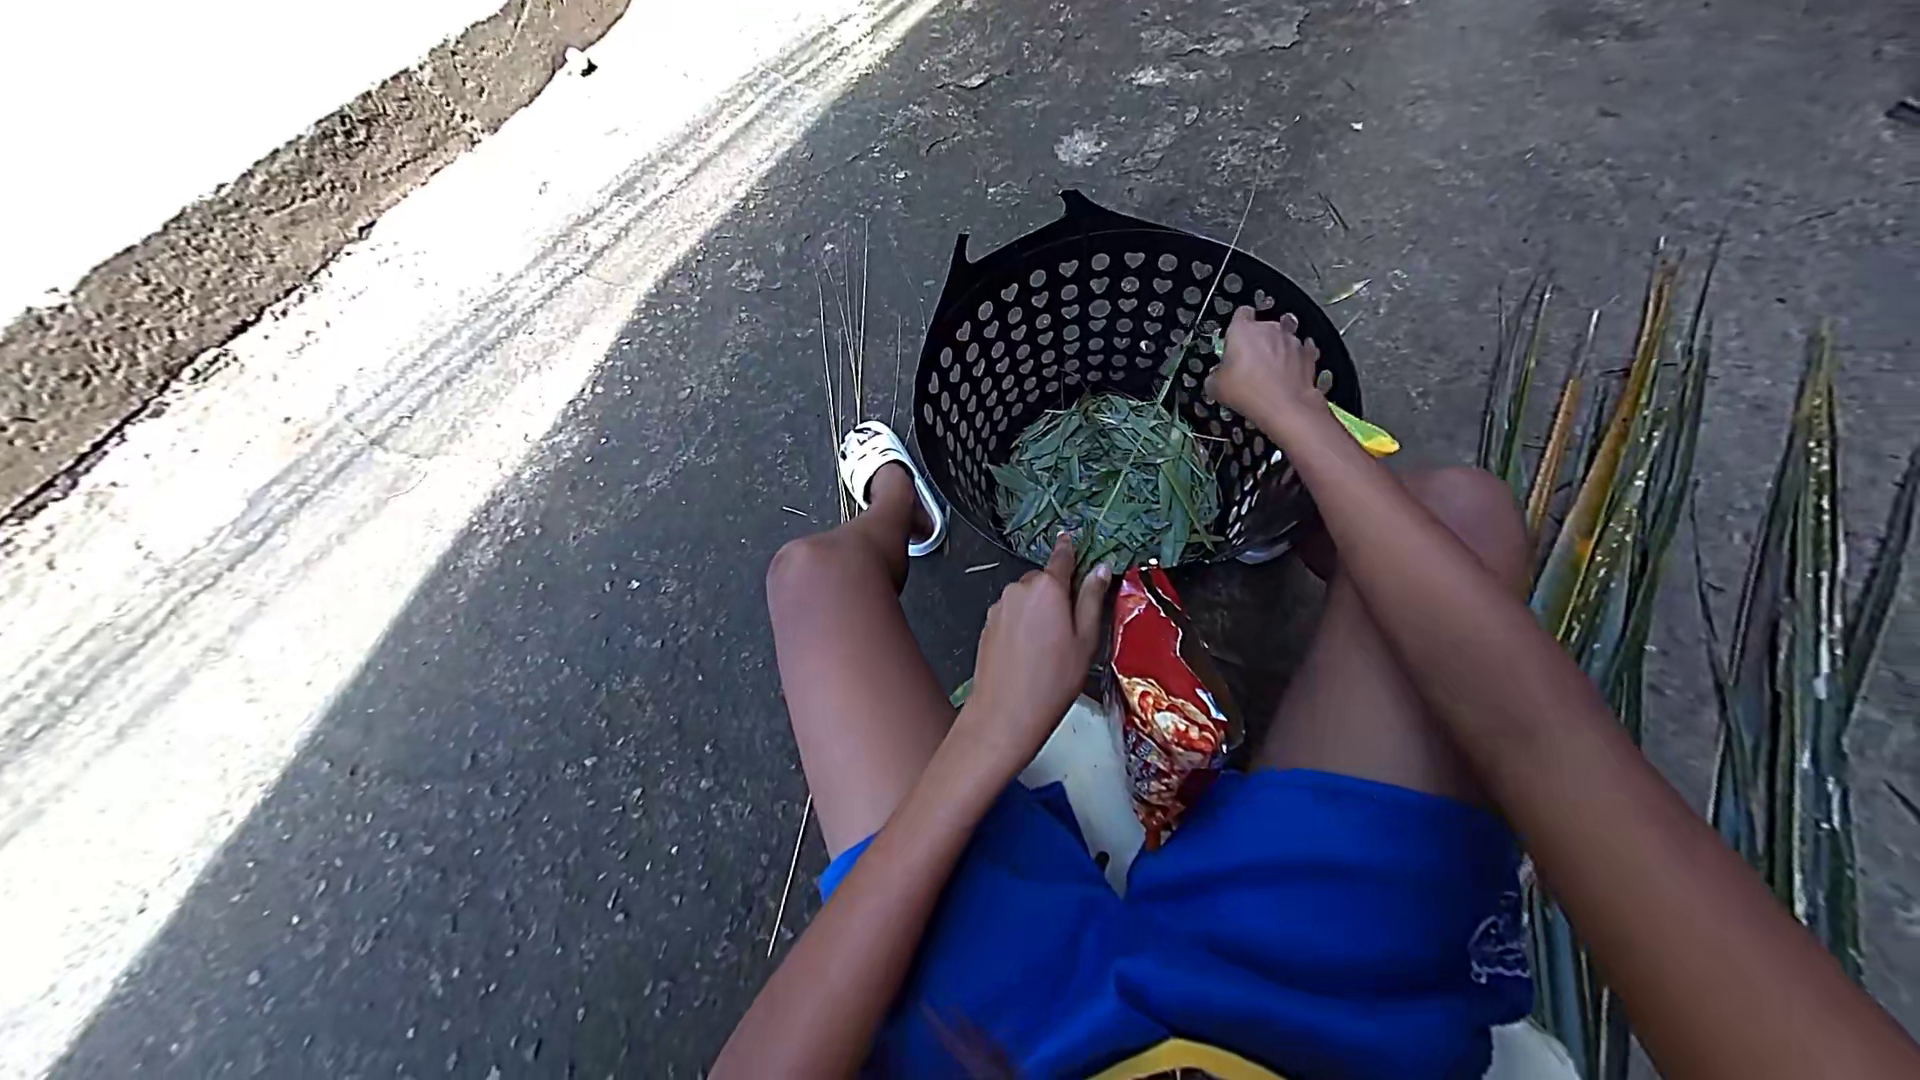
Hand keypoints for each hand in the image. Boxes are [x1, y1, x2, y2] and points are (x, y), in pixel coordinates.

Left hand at [958, 534, 1111, 771]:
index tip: (1071, 539)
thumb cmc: (1053, 679)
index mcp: (1046, 587)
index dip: (1069, 548)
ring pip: (1026, 599)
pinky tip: (1030, 653)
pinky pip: (1012, 615)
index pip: (1061, 557)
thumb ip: (1092, 598)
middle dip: (1057, 594)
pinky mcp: (988, 624)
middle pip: (1044, 581)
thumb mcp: (1086, 639)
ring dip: (1039, 611)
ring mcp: (999, 606)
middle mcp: (1018, 589)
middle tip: (1072, 627)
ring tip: (1050, 647)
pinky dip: (1022, 625)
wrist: (1006, 711)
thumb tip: (1100, 569)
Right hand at [1205, 307, 1323, 435]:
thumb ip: (1214, 376)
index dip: (1237, 326)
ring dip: (1276, 348)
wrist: (1285, 405)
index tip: (1234, 339)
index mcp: (1242, 331)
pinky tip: (1288, 371)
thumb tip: (1216, 377)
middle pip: (1262, 326)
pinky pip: (1299, 350)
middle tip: (1249, 362)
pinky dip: (1294, 358)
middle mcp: (1269, 328)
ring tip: (1270, 369)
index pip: (1240, 314)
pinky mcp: (1308, 352)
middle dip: (1257, 340)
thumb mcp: (1216, 388)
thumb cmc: (1247, 391)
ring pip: (1282, 337)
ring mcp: (1291, 339)